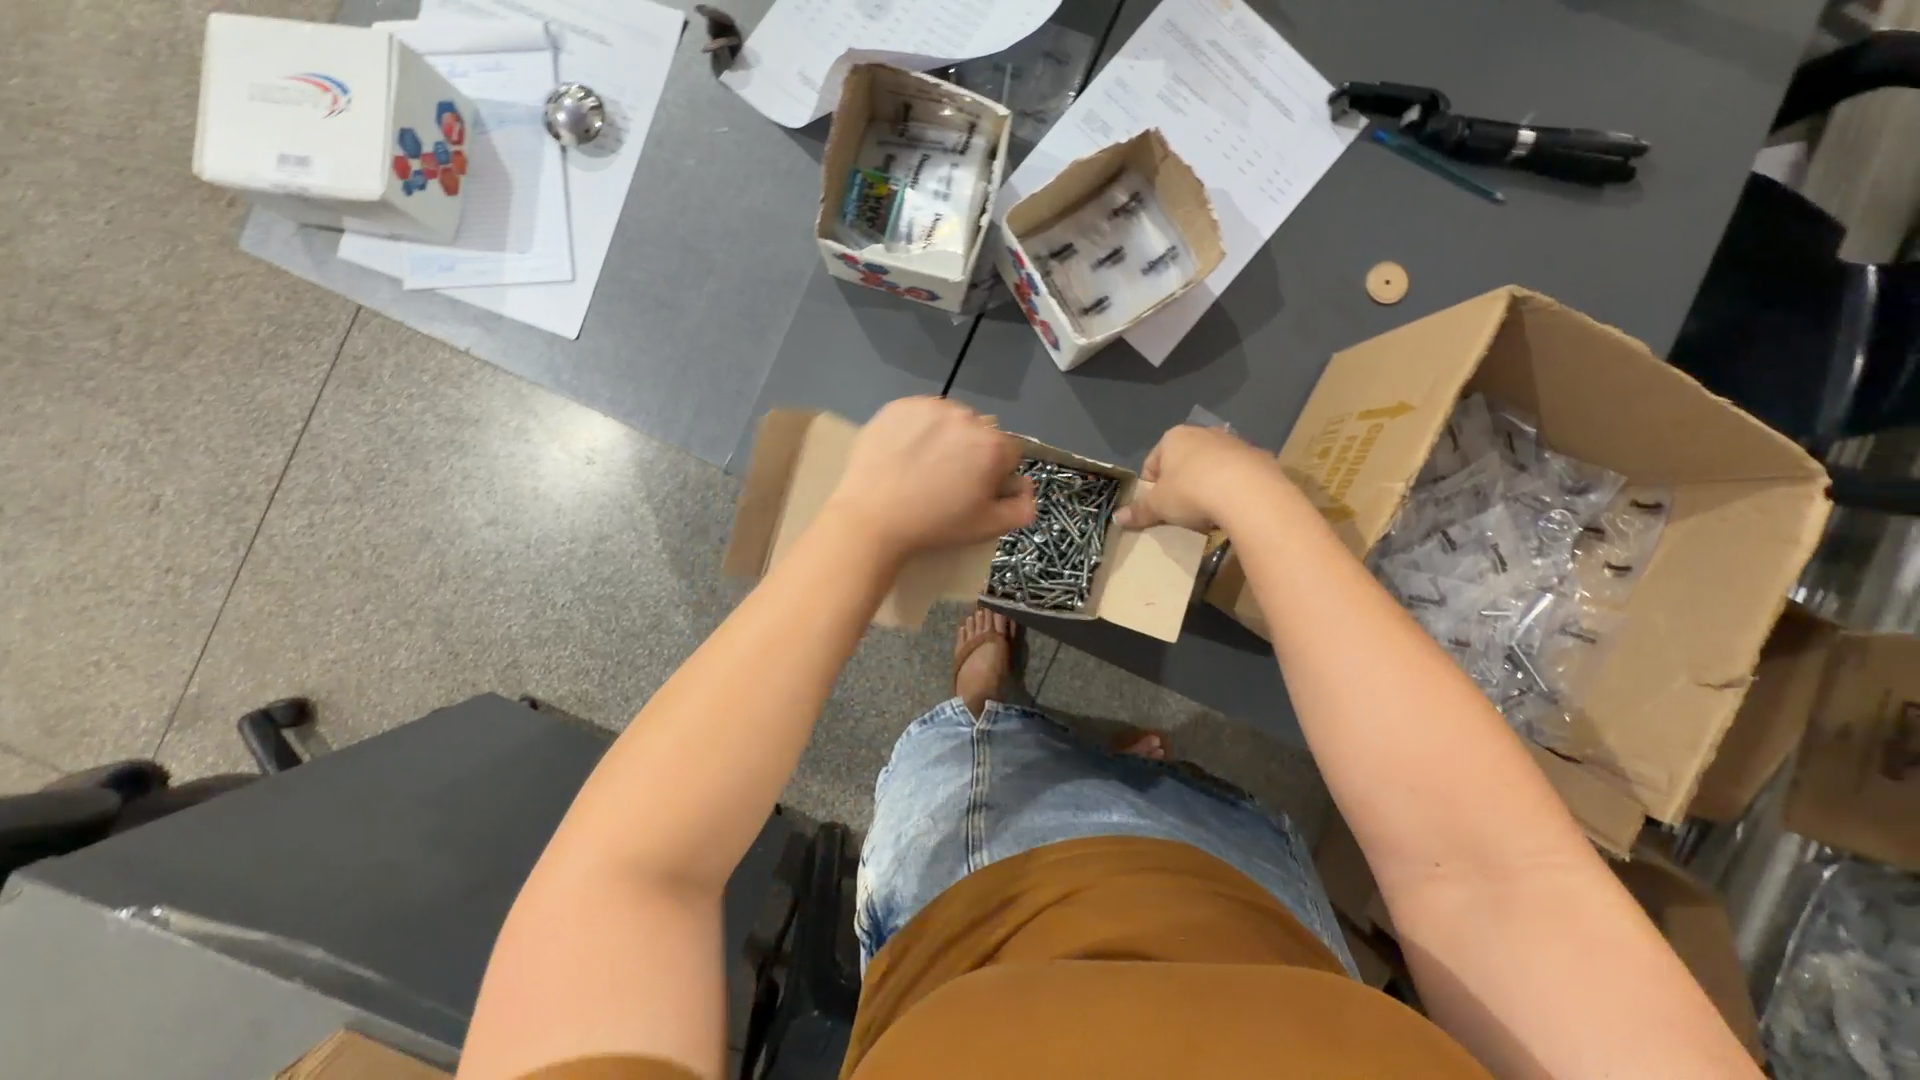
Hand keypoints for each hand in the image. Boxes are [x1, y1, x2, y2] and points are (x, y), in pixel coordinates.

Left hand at [825, 397, 1035, 556]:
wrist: (872, 519)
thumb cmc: (935, 525)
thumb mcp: (988, 527)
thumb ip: (1022, 507)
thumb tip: (1026, 487)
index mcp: (994, 446)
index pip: (1009, 452)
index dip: (994, 473)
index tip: (973, 489)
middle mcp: (967, 417)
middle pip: (981, 432)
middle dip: (971, 451)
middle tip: (946, 479)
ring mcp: (930, 408)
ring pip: (950, 420)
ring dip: (945, 436)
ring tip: (923, 465)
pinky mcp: (899, 405)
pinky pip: (919, 413)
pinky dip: (917, 428)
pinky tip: (904, 452)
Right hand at [1115, 425, 1289, 531]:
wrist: (1248, 493)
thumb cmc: (1191, 492)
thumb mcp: (1159, 506)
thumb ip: (1139, 510)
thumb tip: (1116, 518)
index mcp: (1174, 438)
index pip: (1152, 462)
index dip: (1151, 487)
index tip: (1157, 507)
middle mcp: (1204, 433)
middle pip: (1184, 463)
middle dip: (1181, 486)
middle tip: (1181, 512)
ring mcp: (1234, 443)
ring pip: (1212, 467)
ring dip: (1207, 487)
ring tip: (1208, 513)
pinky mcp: (1259, 457)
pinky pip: (1238, 476)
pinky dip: (1232, 489)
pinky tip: (1232, 508)